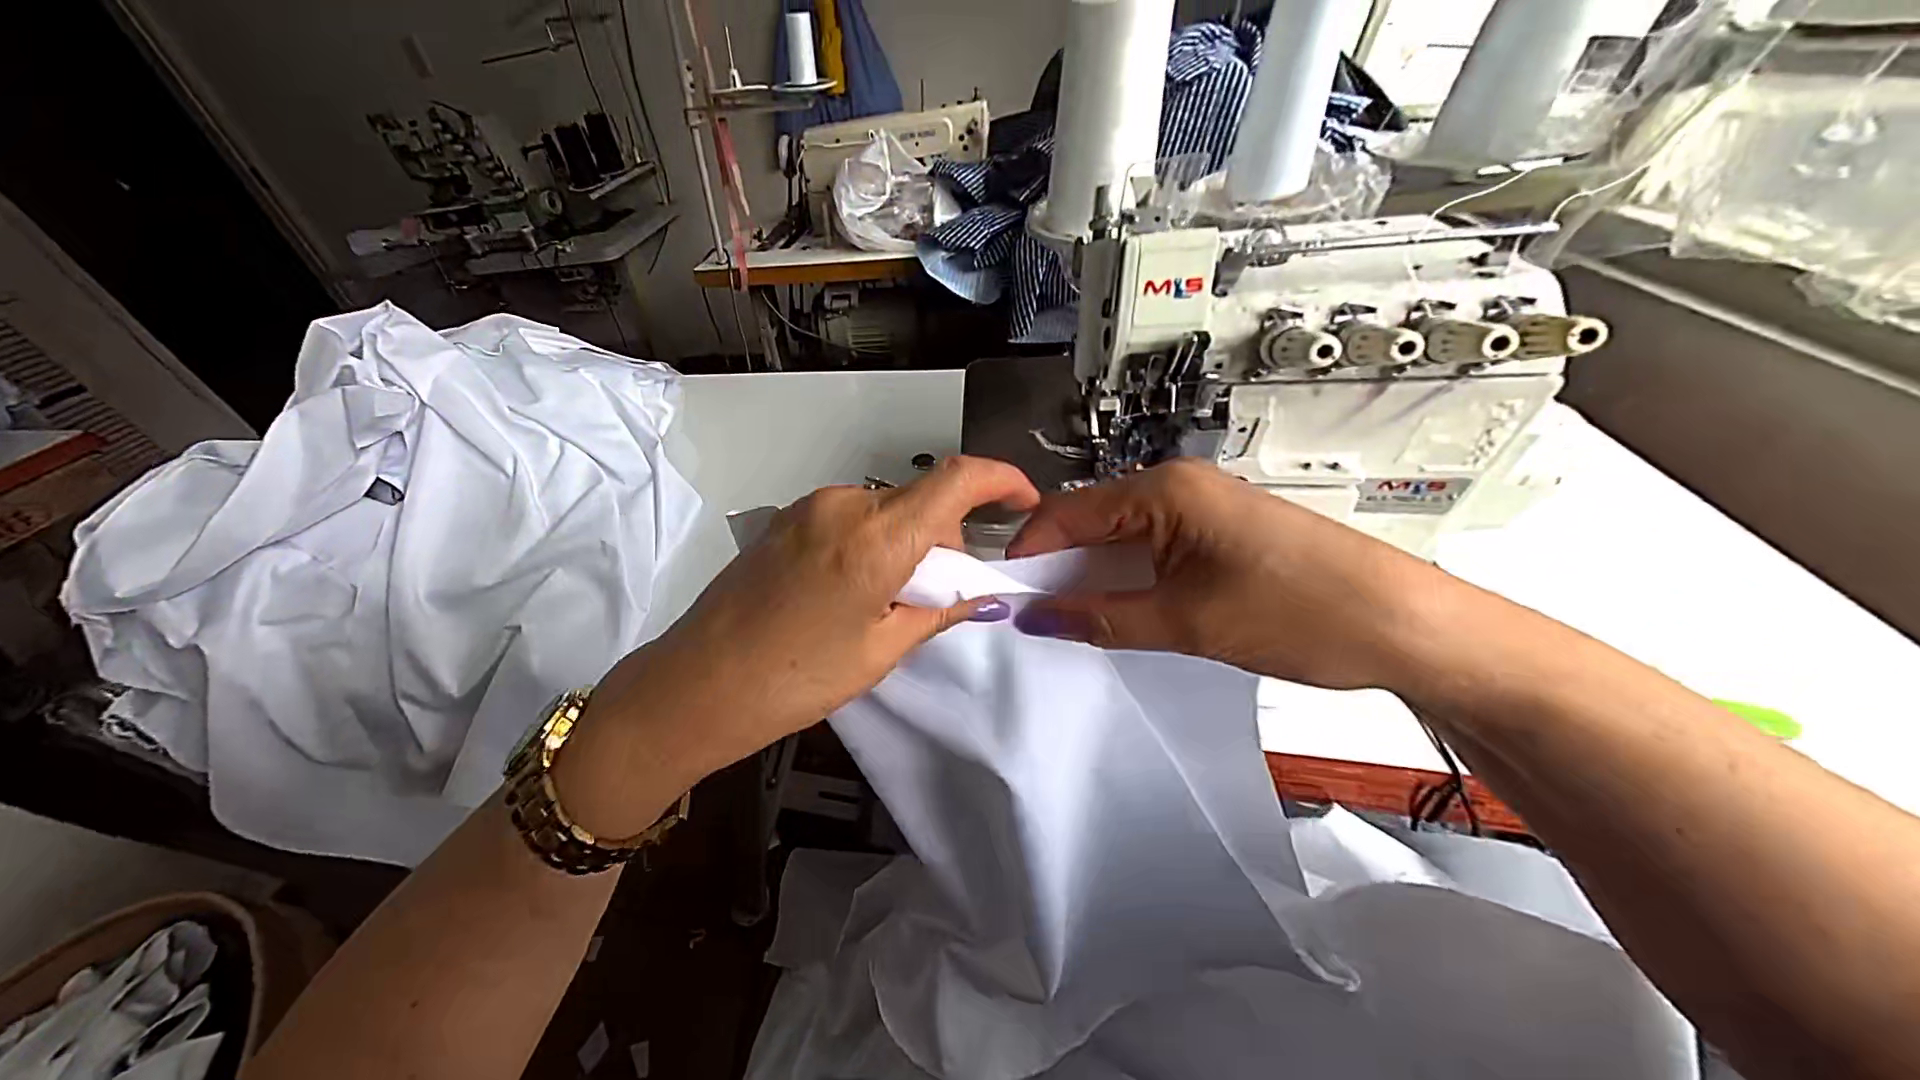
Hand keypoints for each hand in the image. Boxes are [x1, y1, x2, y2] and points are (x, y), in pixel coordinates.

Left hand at [554, 457, 1039, 834]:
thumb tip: (981, 591)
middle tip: (935, 596)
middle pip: (923, 500)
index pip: (957, 480)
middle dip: (946, 539)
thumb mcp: (882, 651)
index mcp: (876, 537)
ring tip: (884, 602)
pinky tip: (851, 589)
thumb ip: (939, 608)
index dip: (1002, 480)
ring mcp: (810, 506)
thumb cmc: (793, 680)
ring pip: (889, 509)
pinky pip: (854, 516)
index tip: (1024, 502)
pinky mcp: (788, 518)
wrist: (694, 687)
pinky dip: (874, 542)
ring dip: (907, 543)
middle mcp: (844, 504)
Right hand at [1007, 459, 1461, 691]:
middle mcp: (1180, 487)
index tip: (1004, 595)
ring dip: (1097, 579)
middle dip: (1060, 570)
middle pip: (1091, 523)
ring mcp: (1204, 511)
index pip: (1066, 512)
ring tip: (1079, 624)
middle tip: (1036, 619)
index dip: (1028, 553)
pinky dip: (1132, 581)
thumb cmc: (1303, 610)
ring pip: (1122, 541)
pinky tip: (1127, 615)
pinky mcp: (1221, 536)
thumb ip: (1102, 616)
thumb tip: (1037, 617)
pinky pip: (1155, 552)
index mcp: (1164, 489)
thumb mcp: (1185, 621)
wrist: (1405, 626)